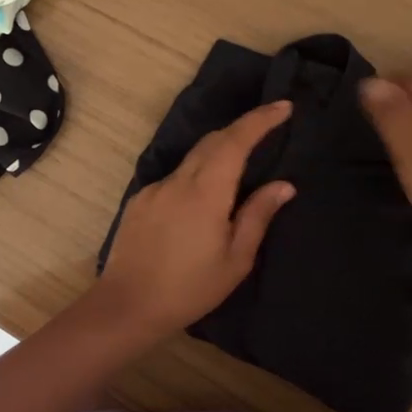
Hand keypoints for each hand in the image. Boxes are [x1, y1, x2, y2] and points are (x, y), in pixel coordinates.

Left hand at [94, 102, 296, 335]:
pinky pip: (172, 179)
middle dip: (240, 131)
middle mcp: (176, 182)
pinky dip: (193, 177)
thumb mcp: (235, 259)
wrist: (128, 304)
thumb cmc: (189, 288)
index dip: (260, 120)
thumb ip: (258, 216)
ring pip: (190, 160)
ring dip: (215, 154)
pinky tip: (201, 199)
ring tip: (239, 165)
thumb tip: (283, 185)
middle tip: (266, 130)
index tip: (283, 107)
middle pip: (210, 142)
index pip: (235, 141)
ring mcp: (153, 190)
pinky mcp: (138, 202)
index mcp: (205, 192)